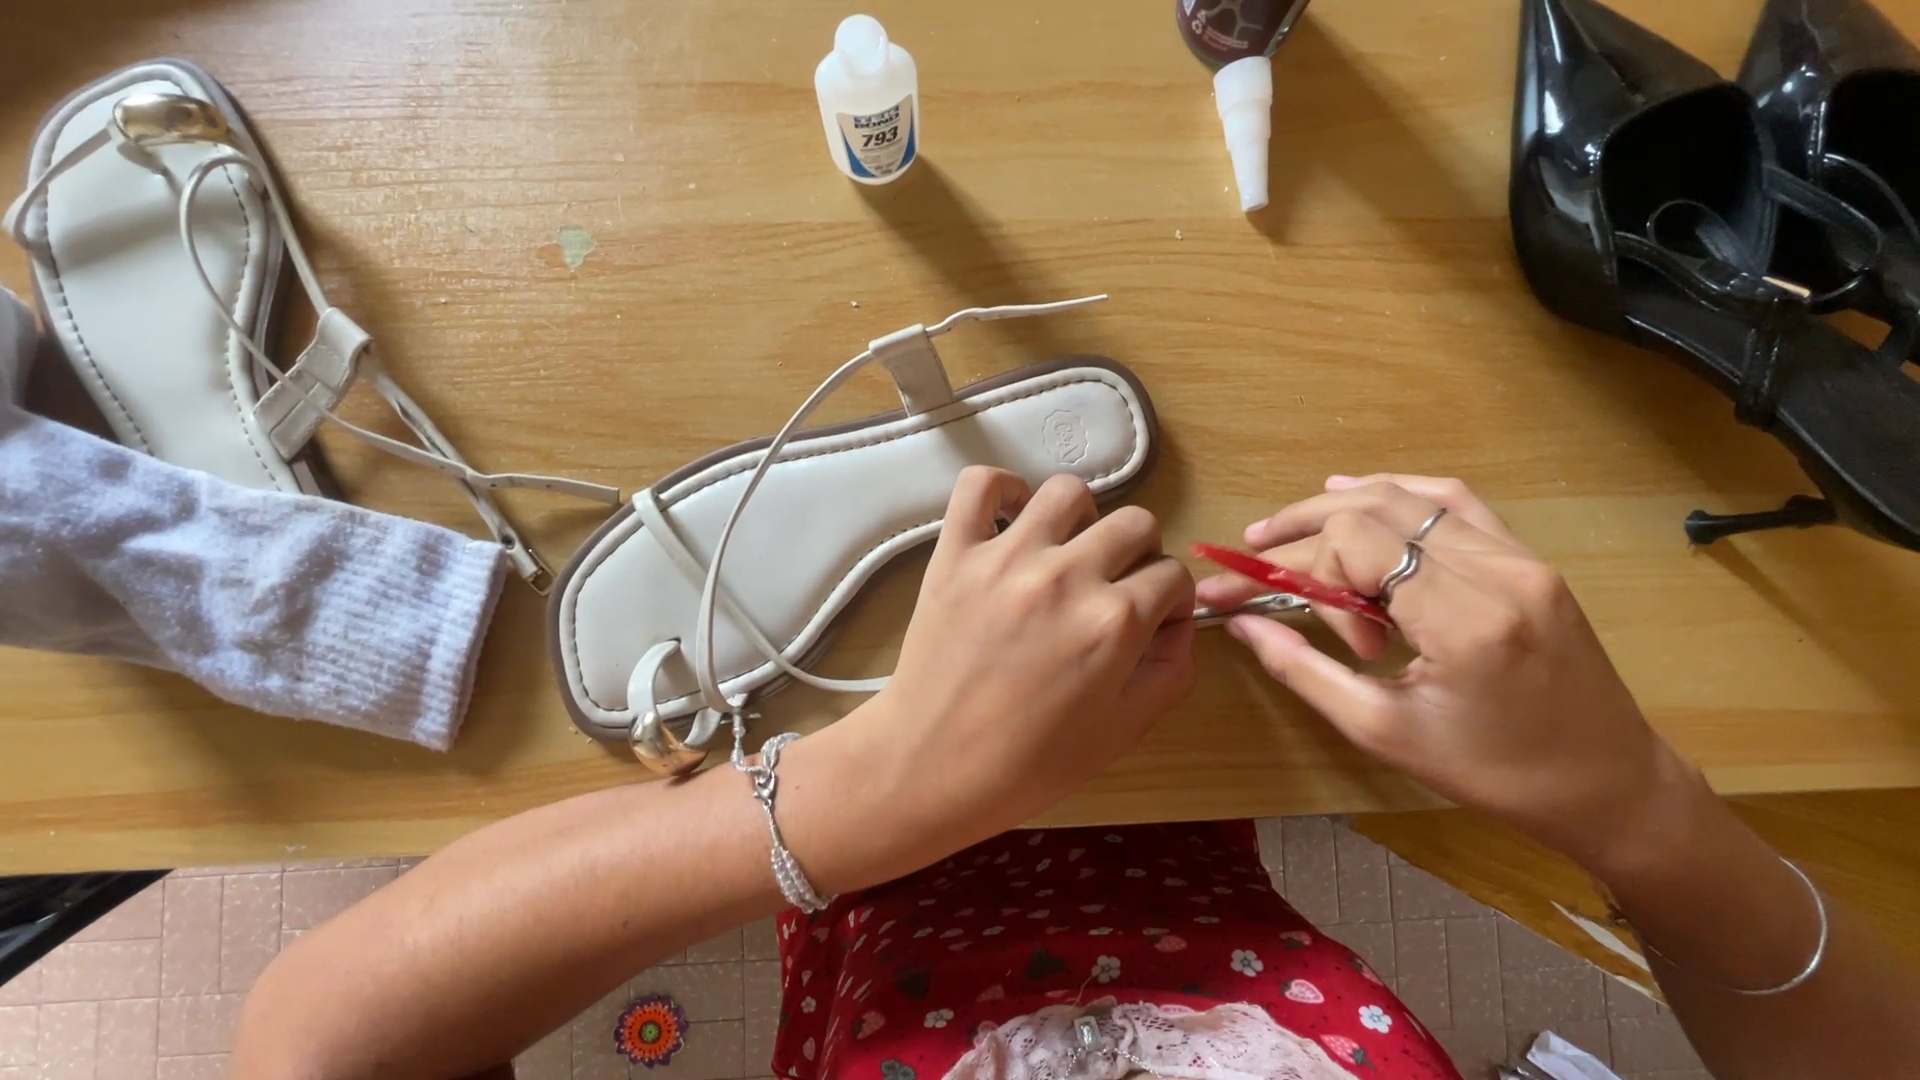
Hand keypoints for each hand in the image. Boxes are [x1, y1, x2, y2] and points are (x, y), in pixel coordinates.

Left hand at [825, 467, 1194, 878]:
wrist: (932, 765)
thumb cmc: (1030, 761)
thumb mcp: (1124, 729)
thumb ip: (1170, 668)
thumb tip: (1178, 619)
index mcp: (1114, 622)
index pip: (1172, 576)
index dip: (1170, 601)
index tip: (1151, 620)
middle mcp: (1067, 577)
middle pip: (1135, 524)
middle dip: (1139, 556)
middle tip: (1113, 587)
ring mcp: (1006, 558)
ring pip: (1068, 492)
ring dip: (1082, 519)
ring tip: (1066, 552)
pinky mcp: (955, 553)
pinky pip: (980, 485)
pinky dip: (1002, 490)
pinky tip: (1013, 519)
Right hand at [1197, 474, 1689, 869]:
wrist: (1610, 785)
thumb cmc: (1494, 773)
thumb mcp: (1382, 731)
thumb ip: (1302, 669)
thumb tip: (1242, 622)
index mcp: (1466, 619)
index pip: (1357, 542)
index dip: (1313, 574)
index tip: (1335, 635)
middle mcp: (1498, 570)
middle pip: (1374, 510)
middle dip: (1304, 533)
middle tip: (1253, 558)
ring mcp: (1520, 556)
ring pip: (1408, 496)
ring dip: (1338, 506)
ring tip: (1284, 527)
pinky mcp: (1528, 558)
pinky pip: (1452, 502)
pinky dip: (1394, 493)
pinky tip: (1354, 493)